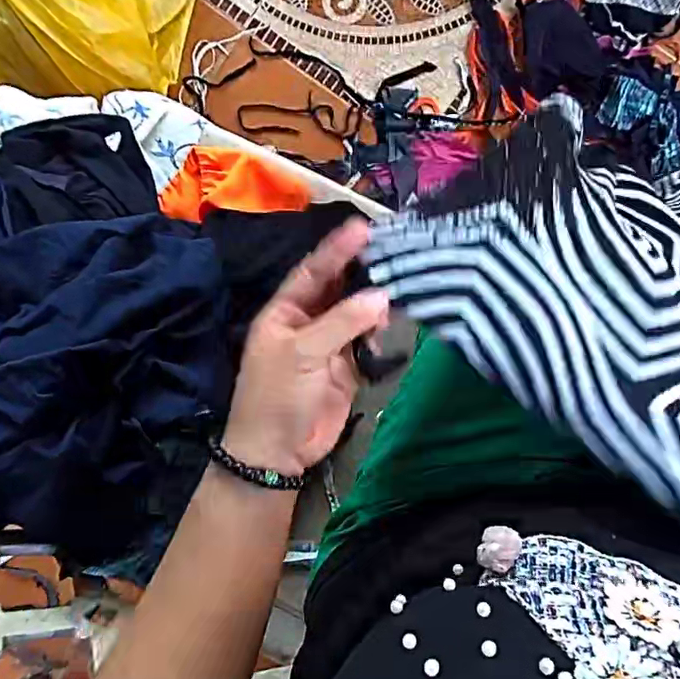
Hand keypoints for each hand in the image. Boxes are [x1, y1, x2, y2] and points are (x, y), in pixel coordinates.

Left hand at [221, 218, 389, 477]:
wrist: (279, 451)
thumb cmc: (277, 396)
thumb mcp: (303, 353)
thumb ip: (342, 323)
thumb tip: (382, 297)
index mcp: (286, 311)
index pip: (315, 271)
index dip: (338, 249)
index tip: (364, 227)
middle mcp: (309, 321)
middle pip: (340, 288)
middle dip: (364, 270)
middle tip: (395, 250)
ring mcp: (331, 344)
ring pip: (359, 313)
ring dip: (377, 301)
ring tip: (402, 284)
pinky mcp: (350, 366)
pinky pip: (369, 340)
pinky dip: (381, 331)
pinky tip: (393, 321)